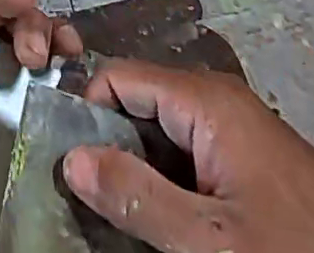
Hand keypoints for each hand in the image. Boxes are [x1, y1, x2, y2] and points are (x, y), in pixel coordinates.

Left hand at [0, 0, 84, 249]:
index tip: (21, 1)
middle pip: (9, 31)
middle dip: (29, 20)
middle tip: (40, 47)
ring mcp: (22, 113)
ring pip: (42, 50)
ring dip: (55, 36)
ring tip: (63, 53)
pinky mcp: (53, 140)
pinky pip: (69, 92)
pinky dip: (78, 69)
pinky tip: (80, 69)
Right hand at [63, 60, 313, 252]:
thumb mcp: (210, 241)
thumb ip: (137, 198)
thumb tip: (71, 159)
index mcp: (205, 100)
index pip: (119, 78)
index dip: (86, 113)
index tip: (65, 164)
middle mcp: (217, 101)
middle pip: (138, 104)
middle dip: (110, 146)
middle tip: (87, 202)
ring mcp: (235, 130)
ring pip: (162, 135)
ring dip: (137, 172)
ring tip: (118, 219)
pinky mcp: (248, 160)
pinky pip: (190, 157)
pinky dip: (168, 184)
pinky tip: (164, 225)